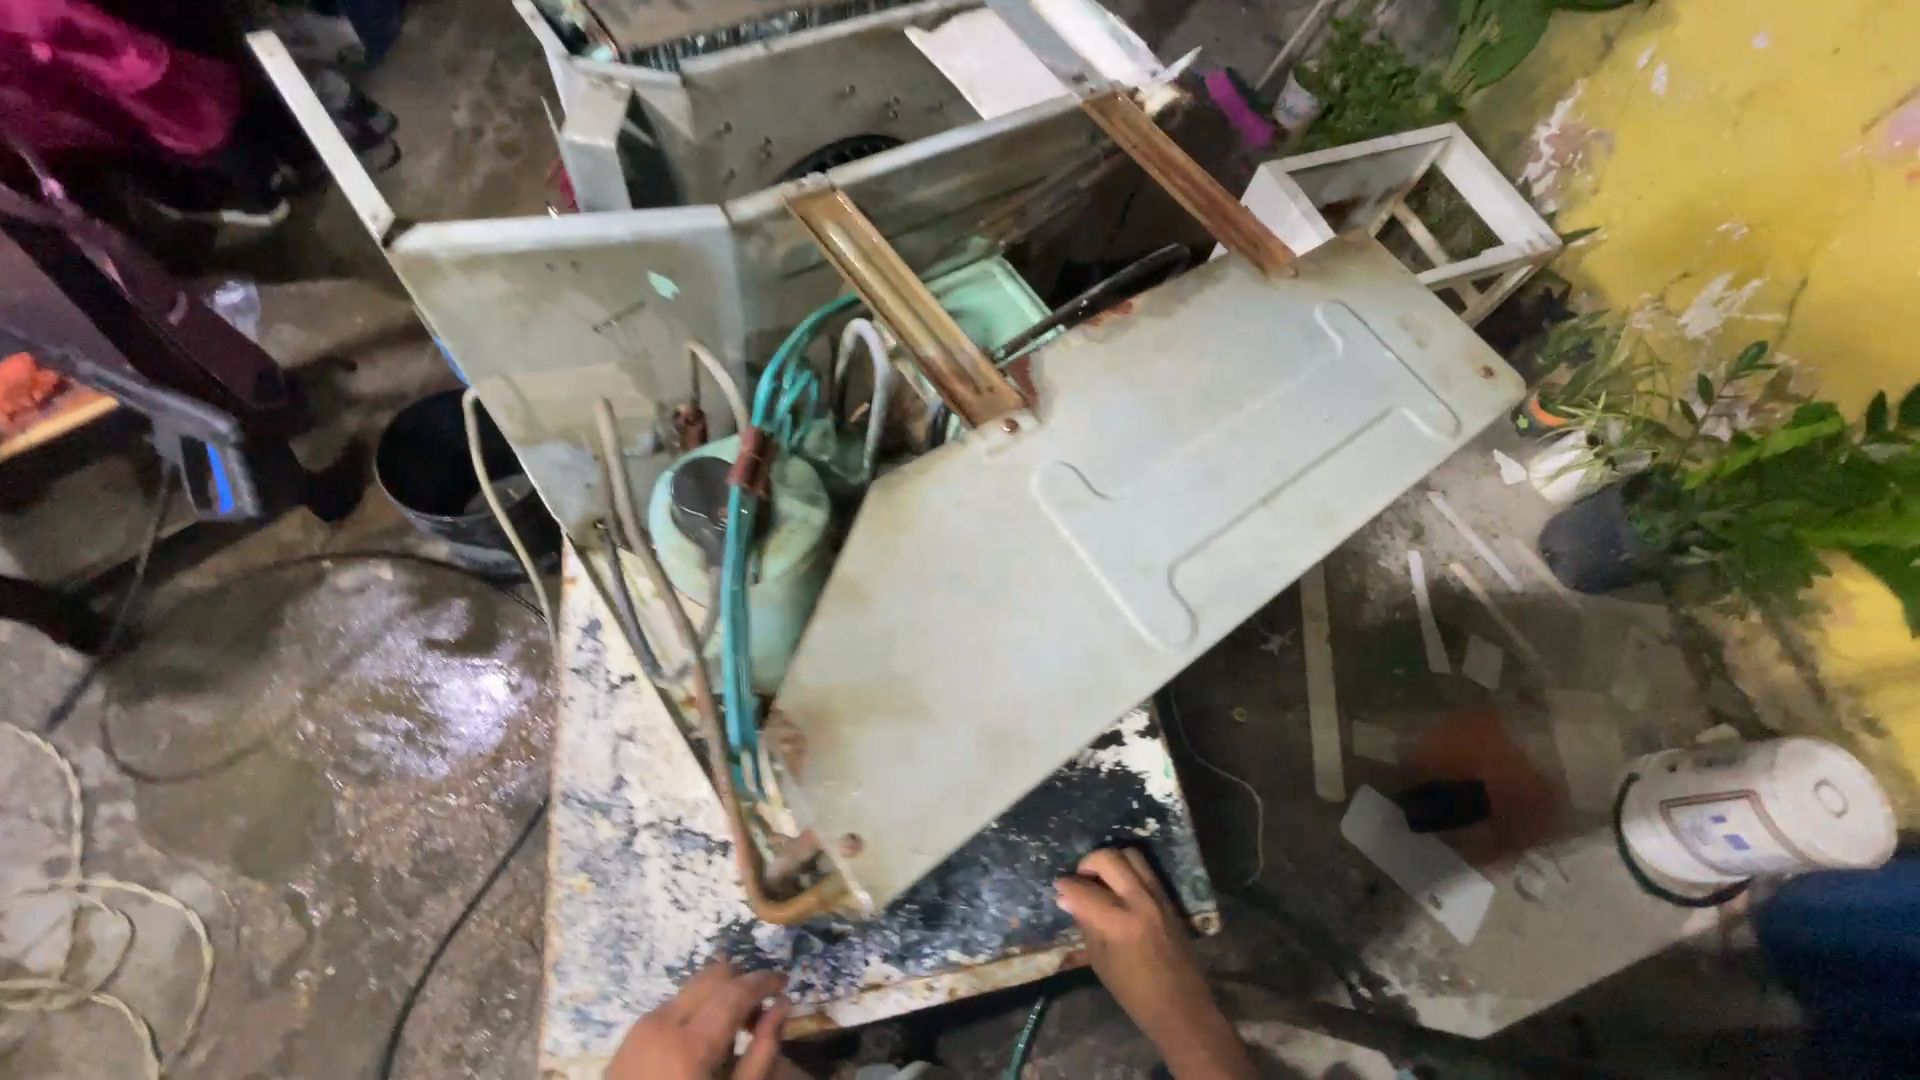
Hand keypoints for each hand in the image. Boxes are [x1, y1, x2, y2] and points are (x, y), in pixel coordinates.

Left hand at [605, 963, 790, 1079]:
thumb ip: (762, 1052)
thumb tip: (782, 1005)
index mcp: (689, 1047)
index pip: (736, 991)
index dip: (765, 980)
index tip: (785, 981)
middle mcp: (663, 1024)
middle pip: (713, 975)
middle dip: (741, 982)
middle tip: (760, 1009)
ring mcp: (641, 1027)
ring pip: (692, 986)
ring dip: (719, 994)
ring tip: (733, 1027)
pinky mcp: (629, 1035)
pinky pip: (673, 1005)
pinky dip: (696, 1009)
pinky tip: (703, 1039)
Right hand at [1055, 849, 1254, 1079]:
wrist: (1183, 1008)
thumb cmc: (1135, 994)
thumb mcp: (1100, 962)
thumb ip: (1085, 924)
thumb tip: (1066, 898)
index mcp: (1118, 922)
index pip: (1083, 889)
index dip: (1065, 885)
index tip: (1058, 886)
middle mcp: (1139, 901)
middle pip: (1109, 858)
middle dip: (1087, 863)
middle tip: (1080, 879)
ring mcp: (1158, 897)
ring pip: (1130, 854)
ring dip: (1111, 860)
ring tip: (1100, 879)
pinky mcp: (1169, 899)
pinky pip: (1145, 869)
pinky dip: (1128, 869)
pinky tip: (1118, 887)